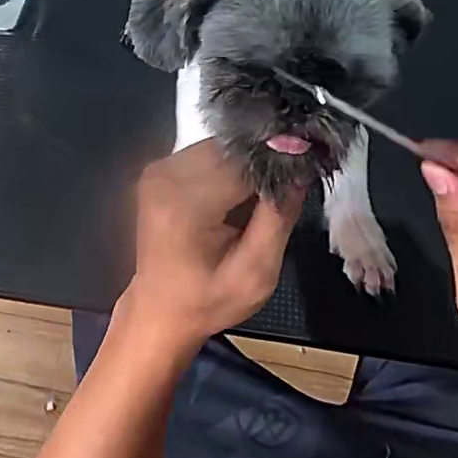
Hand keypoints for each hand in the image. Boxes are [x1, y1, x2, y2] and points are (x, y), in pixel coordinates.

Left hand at [124, 140, 303, 353]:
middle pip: (232, 151)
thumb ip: (278, 218)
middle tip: (278, 197)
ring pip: (221, 148)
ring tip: (254, 203)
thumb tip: (299, 172)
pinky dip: (226, 170)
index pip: (244, 163)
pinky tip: (233, 198)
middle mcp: (165, 176)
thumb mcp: (256, 273)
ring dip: (244, 168)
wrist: (159, 309)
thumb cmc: (206, 300)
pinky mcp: (159, 170)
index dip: (276, 168)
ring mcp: (158, 170)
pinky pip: (206, 155)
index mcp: (185, 202)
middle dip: (260, 168)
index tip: (300, 181)